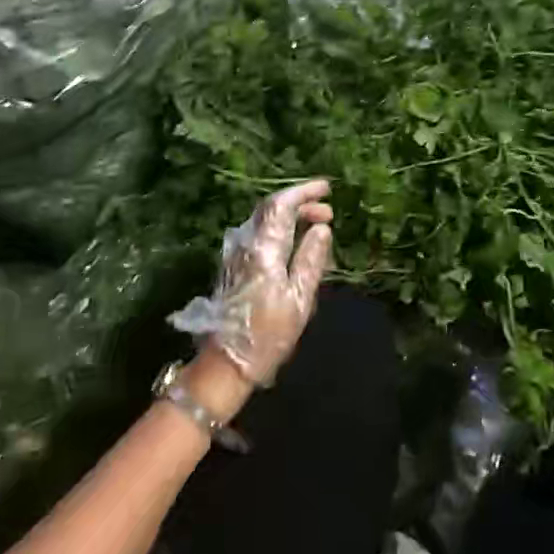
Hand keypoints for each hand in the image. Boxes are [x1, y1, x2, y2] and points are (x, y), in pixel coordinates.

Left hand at [168, 179, 333, 386]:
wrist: (226, 363)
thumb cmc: (267, 334)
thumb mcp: (299, 299)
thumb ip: (311, 259)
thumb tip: (322, 228)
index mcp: (263, 248)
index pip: (281, 204)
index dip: (304, 192)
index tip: (327, 189)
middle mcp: (245, 243)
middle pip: (272, 209)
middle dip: (301, 204)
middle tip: (328, 212)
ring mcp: (236, 254)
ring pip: (265, 222)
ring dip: (291, 217)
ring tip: (317, 227)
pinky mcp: (234, 266)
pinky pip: (260, 235)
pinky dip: (281, 231)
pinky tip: (296, 245)